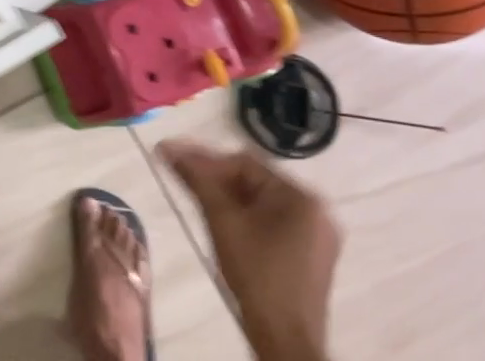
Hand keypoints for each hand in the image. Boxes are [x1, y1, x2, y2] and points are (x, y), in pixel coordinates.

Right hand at [158, 140, 339, 360]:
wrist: (285, 337)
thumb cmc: (255, 274)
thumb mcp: (222, 221)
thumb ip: (197, 179)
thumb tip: (167, 147)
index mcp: (301, 197)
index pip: (245, 164)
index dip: (205, 160)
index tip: (172, 159)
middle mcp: (316, 210)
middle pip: (255, 181)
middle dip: (216, 178)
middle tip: (181, 178)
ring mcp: (317, 235)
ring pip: (263, 202)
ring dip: (229, 197)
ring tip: (197, 198)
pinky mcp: (312, 255)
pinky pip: (274, 222)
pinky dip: (247, 217)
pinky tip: (224, 224)